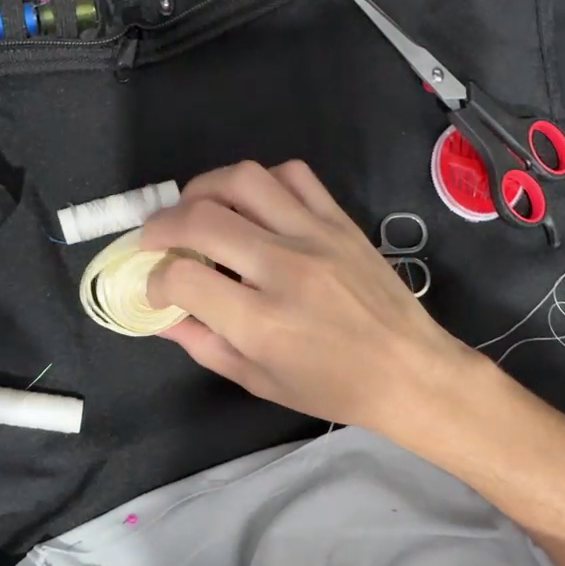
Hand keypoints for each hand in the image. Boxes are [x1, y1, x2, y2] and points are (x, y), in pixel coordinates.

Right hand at [141, 161, 485, 437]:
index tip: (156, 290)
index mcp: (261, 323)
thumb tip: (165, 317)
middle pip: (201, 219)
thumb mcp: (260, 382)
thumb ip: (206, 346)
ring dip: (203, 188)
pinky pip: (293, 176)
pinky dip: (259, 181)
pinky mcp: (340, 222)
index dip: (154, 281)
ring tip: (195, 210)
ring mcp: (315, 238)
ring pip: (243, 180)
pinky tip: (251, 204)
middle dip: (161, 226)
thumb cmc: (333, 389)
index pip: (183, 278)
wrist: (410, 371)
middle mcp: (284, 270)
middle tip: (156, 241)